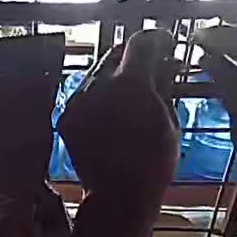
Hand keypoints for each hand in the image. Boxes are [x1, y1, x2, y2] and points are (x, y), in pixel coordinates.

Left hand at [57, 29, 179, 212]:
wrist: (117, 196)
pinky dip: (98, 98)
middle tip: (150, 70)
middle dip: (134, 58)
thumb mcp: (170, 119)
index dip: (158, 40)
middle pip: (116, 54)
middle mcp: (98, 86)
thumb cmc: (153, 163)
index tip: (167, 46)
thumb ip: (164, 85)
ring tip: (130, 95)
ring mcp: (77, 102)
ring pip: (97, 74)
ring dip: (114, 78)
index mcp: (130, 83)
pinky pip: (83, 96)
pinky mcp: (66, 118)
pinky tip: (111, 114)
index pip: (143, 41)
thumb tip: (164, 64)